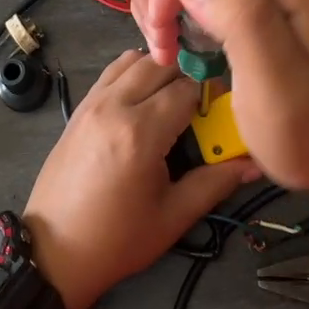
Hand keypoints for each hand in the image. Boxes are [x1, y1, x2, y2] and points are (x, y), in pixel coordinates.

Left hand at [23, 50, 257, 308]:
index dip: (210, 96)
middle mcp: (115, 105)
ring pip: (134, 59)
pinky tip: (144, 101)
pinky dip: (134, 72)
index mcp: (141, 133)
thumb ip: (215, 182)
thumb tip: (254, 162)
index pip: (187, 88)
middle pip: (161, 63)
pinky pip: (112, 71)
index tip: (220, 113)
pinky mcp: (80, 106)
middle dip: (187, 76)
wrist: (54, 249)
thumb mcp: (173, 216)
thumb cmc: (118, 239)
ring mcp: (93, 101)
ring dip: (159, 69)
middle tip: (199, 106)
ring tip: (172, 100)